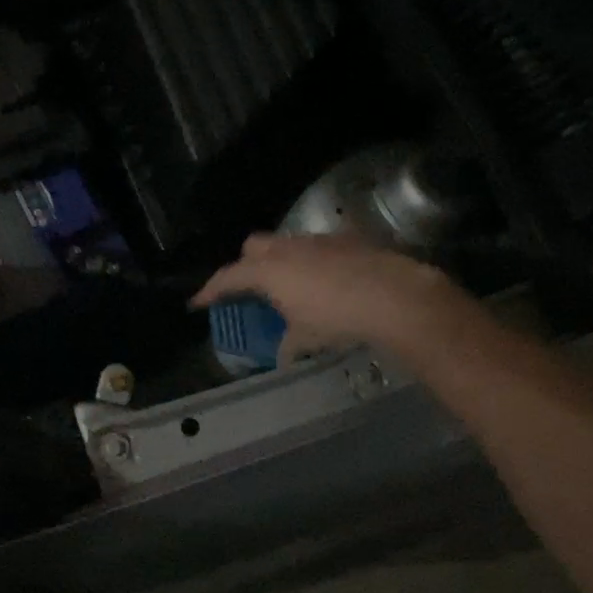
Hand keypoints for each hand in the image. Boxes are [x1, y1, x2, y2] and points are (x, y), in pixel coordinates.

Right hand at [191, 233, 459, 362]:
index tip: (198, 301)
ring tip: (294, 287)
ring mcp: (319, 240)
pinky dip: (315, 262)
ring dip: (283, 262)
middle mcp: (288, 248)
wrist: (394, 296)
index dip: (210, 290)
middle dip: (246, 264)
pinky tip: (330, 282)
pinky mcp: (348, 240)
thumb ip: (288, 343)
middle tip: (251, 288)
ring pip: (288, 243)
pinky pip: (320, 247)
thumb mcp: (307, 338)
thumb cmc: (338, 319)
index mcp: (269, 271)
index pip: (228, 276)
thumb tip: (283, 352)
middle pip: (254, 246)